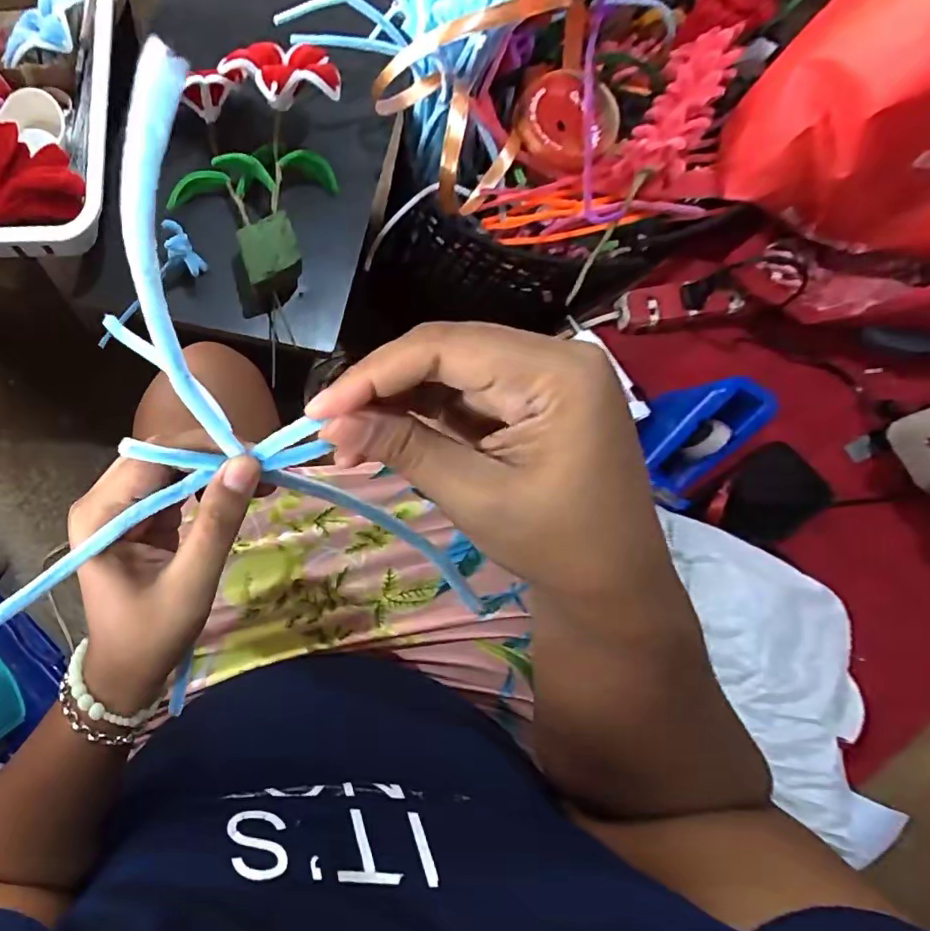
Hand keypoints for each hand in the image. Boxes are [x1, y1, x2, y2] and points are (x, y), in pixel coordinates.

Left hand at [68, 450, 259, 714]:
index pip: (154, 458)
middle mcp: (101, 501)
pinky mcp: (136, 518)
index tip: (256, 457)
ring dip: (213, 469)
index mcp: (99, 515)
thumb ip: (217, 522)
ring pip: (169, 467)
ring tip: (258, 479)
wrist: (126, 673)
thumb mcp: (190, 583)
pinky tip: (235, 492)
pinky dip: (206, 487)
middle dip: (212, 457)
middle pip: (160, 456)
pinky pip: (172, 488)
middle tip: (264, 469)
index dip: (206, 450)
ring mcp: (117, 508)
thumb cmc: (152, 637)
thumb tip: (248, 464)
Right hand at [306, 321, 663, 599]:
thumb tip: (333, 424)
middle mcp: (553, 355)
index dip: (372, 374)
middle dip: (379, 386)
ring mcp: (543, 375)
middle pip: (444, 350)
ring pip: (447, 369)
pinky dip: (420, 413)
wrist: (610, 583)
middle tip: (328, 425)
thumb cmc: (553, 544)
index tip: (319, 410)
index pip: (444, 348)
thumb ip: (404, 448)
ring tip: (347, 437)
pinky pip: (463, 392)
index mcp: (554, 371)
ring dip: (395, 400)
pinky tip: (384, 433)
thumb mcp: (474, 495)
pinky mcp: (530, 398)